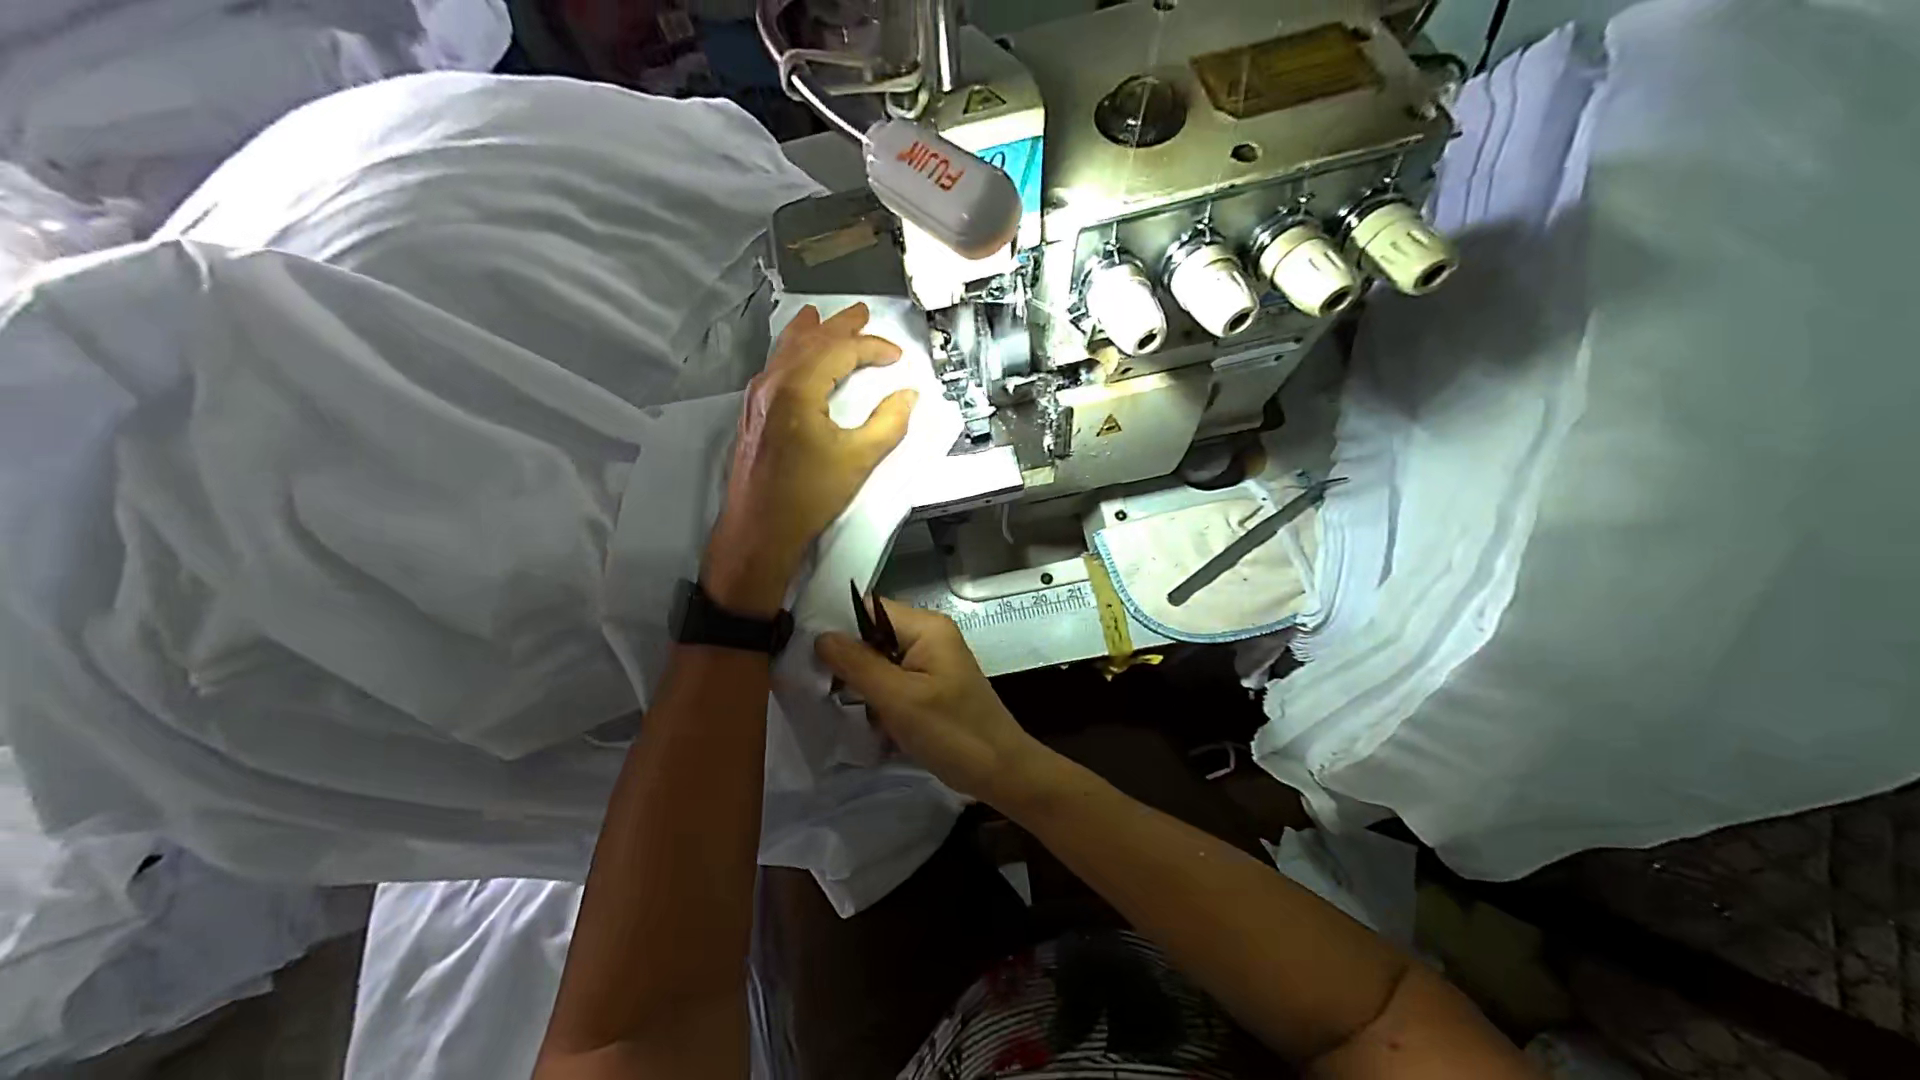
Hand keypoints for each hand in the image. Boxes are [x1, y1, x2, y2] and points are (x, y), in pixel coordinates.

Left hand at [706, 303, 916, 614]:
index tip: (895, 355)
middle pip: (809, 342)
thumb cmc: (807, 497)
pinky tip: (796, 358)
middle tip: (860, 312)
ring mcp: (757, 399)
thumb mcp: (858, 459)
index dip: (872, 347)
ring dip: (811, 334)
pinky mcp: (753, 415)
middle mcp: (772, 385)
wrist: (759, 530)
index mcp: (797, 389)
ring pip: (786, 351)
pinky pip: (775, 368)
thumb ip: (888, 423)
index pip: (839, 351)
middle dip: (839, 326)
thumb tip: (907, 397)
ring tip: (821, 317)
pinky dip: (793, 353)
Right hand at [816, 600, 1059, 806]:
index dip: (836, 626)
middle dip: (845, 661)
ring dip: (859, 685)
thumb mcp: (899, 698)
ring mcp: (928, 663)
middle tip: (818, 686)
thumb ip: (858, 664)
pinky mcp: (927, 688)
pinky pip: (890, 683)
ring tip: (838, 706)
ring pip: (877, 662)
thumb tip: (820, 636)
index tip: (803, 651)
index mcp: (926, 627)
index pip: (869, 609)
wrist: (1000, 772)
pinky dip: (875, 700)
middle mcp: (927, 636)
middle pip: (871, 636)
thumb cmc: (952, 731)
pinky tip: (866, 721)